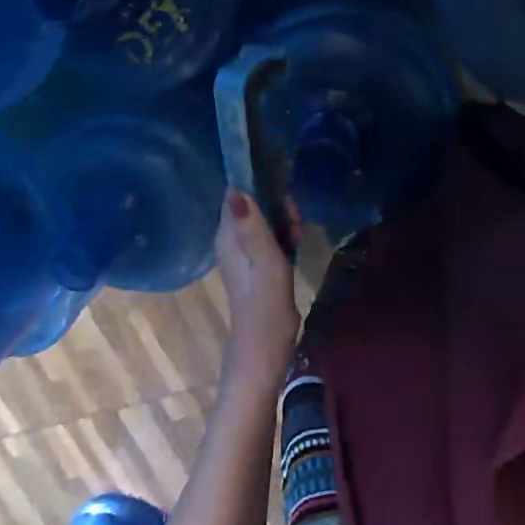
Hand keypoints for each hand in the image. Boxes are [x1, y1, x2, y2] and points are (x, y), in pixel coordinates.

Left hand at [214, 190, 298, 380]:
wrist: (266, 342)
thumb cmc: (265, 298)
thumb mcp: (264, 257)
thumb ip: (251, 224)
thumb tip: (236, 190)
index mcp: (227, 235)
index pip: (235, 193)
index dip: (256, 183)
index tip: (279, 185)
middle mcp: (231, 239)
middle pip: (251, 204)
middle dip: (274, 202)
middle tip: (294, 217)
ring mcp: (243, 252)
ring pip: (262, 220)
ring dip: (282, 219)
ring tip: (298, 231)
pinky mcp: (256, 264)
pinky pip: (269, 236)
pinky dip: (283, 235)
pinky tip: (296, 242)